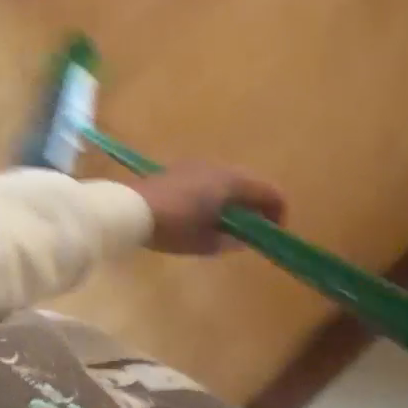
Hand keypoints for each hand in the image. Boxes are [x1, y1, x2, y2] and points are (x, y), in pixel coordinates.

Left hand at [129, 161, 285, 255]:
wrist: (129, 209)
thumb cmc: (174, 226)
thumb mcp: (207, 242)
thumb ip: (232, 240)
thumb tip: (244, 238)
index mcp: (233, 181)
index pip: (271, 192)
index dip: (278, 213)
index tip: (272, 234)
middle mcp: (218, 166)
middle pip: (250, 182)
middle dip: (256, 205)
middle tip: (252, 230)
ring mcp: (195, 165)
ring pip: (227, 179)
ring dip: (234, 198)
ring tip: (226, 224)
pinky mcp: (176, 170)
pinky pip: (207, 179)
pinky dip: (215, 194)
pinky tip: (202, 213)